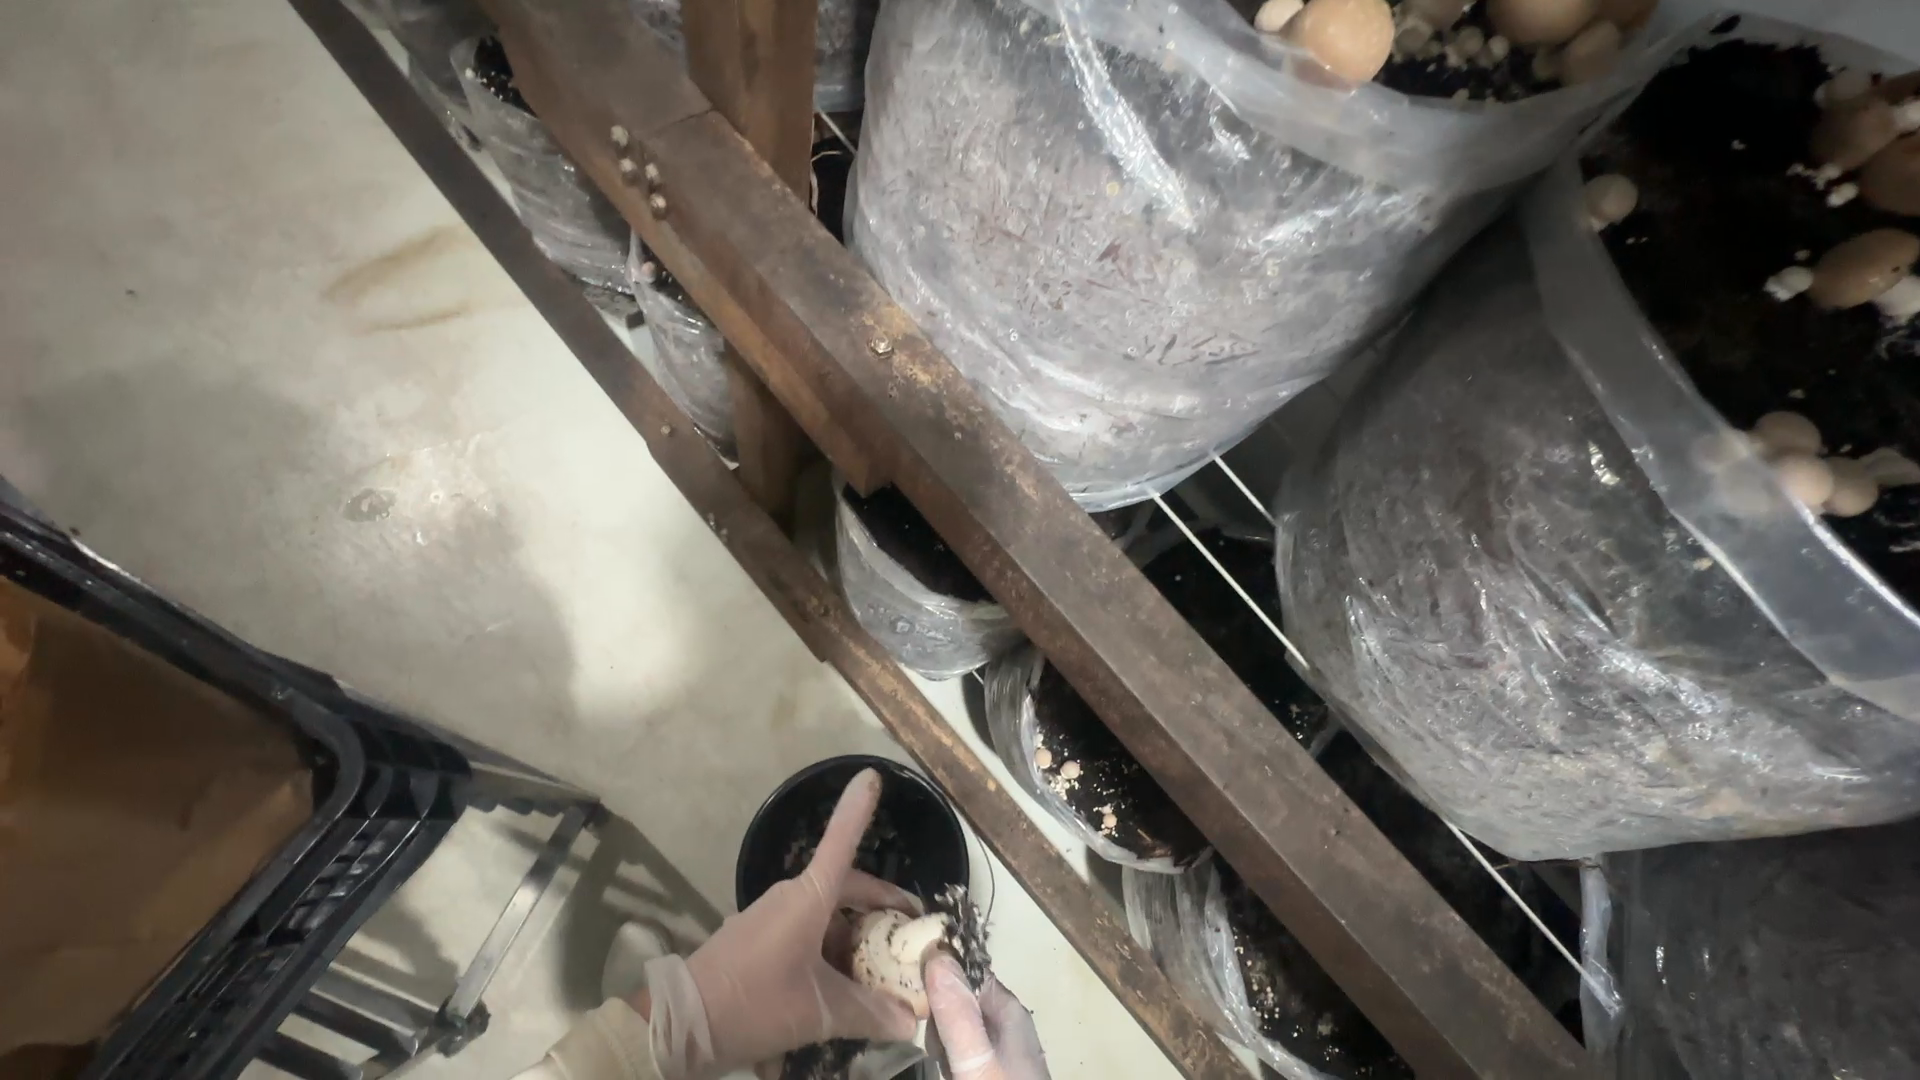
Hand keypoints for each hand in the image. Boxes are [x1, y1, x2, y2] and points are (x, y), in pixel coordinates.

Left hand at [643, 768, 923, 1078]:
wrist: (679, 1023)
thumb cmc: (754, 1001)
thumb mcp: (817, 1012)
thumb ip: (868, 1014)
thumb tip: (911, 1022)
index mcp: (808, 898)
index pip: (841, 841)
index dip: (858, 809)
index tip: (871, 774)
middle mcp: (791, 897)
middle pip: (845, 887)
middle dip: (878, 905)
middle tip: (907, 927)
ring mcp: (772, 917)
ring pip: (825, 915)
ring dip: (853, 935)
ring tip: (877, 968)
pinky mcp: (758, 939)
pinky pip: (805, 932)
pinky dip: (828, 949)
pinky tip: (839, 985)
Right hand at [926, 955, 1050, 1079]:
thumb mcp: (976, 1063)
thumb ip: (958, 1016)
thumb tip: (937, 957)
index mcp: (1008, 1010)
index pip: (969, 972)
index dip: (942, 978)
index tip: (919, 994)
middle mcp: (1006, 1023)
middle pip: (961, 1000)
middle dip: (940, 1020)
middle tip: (936, 1047)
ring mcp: (1001, 1051)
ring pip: (958, 1029)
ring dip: (943, 1044)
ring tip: (944, 1067)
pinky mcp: (993, 1072)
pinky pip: (964, 1053)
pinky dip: (952, 1061)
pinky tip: (948, 1073)